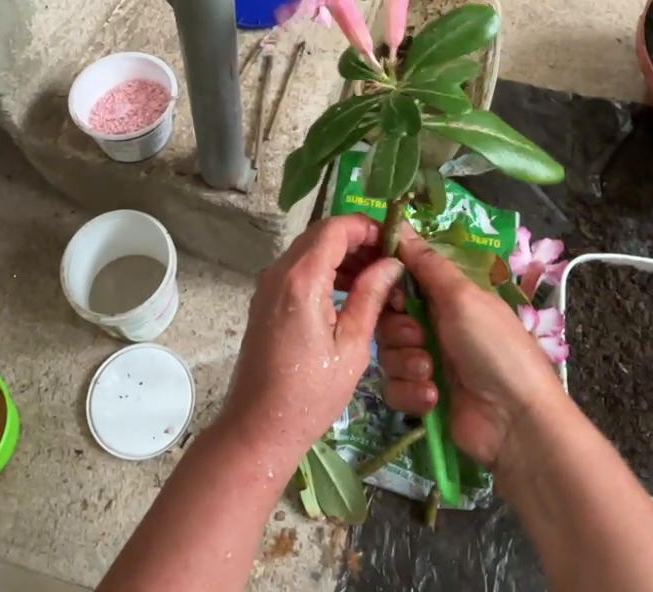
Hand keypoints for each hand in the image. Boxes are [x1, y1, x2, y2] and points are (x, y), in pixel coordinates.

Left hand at [218, 215, 404, 467]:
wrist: (258, 426)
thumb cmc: (310, 393)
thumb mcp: (352, 346)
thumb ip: (370, 297)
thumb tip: (391, 264)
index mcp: (301, 280)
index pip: (335, 229)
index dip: (366, 227)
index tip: (393, 241)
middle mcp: (279, 273)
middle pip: (320, 235)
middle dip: (356, 240)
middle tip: (389, 262)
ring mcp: (267, 285)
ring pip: (308, 250)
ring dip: (341, 255)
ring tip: (375, 279)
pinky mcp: (264, 299)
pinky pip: (297, 269)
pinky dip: (323, 270)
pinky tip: (348, 293)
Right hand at [377, 228, 568, 466]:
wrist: (514, 423)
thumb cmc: (494, 349)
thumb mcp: (463, 297)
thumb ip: (428, 264)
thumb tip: (400, 224)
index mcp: (447, 295)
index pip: (402, 279)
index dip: (389, 284)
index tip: (387, 290)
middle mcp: (434, 324)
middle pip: (388, 317)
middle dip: (399, 331)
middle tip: (421, 340)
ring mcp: (427, 361)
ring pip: (387, 352)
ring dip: (407, 363)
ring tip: (431, 373)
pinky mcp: (420, 395)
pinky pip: (392, 386)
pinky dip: (410, 392)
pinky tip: (433, 398)